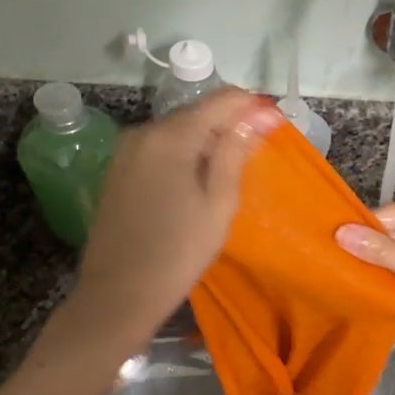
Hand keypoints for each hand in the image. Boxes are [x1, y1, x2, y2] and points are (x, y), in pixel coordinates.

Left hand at [64, 88, 281, 348]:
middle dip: (232, 123)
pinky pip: (162, 148)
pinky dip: (187, 153)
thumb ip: (235, 152)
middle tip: (261, 150)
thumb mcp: (219, 203)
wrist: (117, 295)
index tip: (277, 123)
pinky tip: (201, 180)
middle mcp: (144, 133)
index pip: (221, 100)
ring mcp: (126, 151)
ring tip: (235, 168)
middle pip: (198, 112)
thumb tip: (257, 115)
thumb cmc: (179, 252)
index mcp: (171, 137)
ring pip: (180, 130)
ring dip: (210, 140)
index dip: (253, 106)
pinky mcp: (119, 170)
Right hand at [335, 192, 394, 327]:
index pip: (381, 216)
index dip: (362, 236)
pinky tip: (383, 278)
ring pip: (389, 240)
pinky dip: (392, 263)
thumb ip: (380, 250)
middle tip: (353, 273)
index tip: (337, 257)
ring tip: (366, 278)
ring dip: (382, 259)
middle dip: (373, 250)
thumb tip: (340, 233)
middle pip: (384, 227)